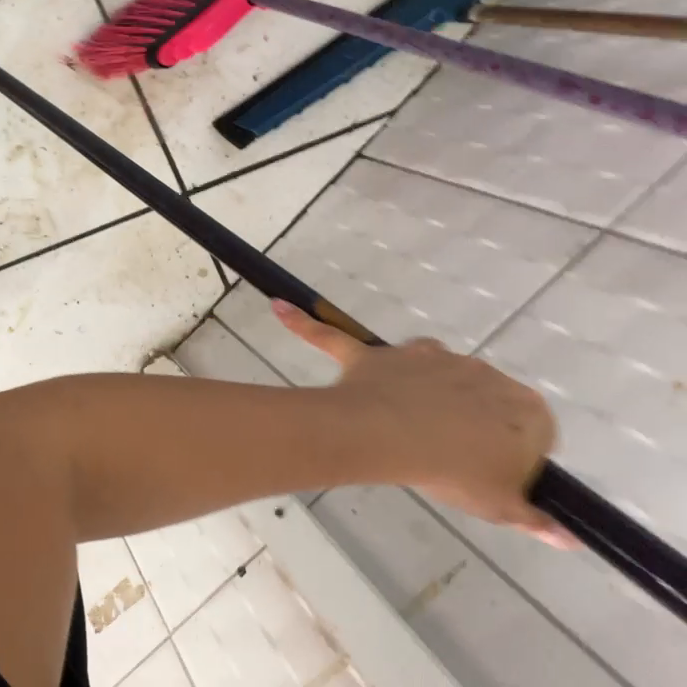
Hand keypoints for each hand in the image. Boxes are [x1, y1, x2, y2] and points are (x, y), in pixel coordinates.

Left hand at [272, 300, 576, 549]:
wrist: (393, 438)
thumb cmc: (454, 470)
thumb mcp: (502, 504)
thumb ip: (532, 516)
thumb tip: (564, 536)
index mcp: (523, 406)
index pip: (528, 430)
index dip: (506, 453)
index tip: (486, 470)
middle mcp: (477, 370)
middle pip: (476, 397)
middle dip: (464, 421)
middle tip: (444, 453)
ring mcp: (422, 357)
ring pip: (424, 368)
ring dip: (417, 389)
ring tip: (405, 420)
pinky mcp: (372, 356)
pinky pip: (330, 335)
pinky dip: (303, 323)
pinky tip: (278, 307)